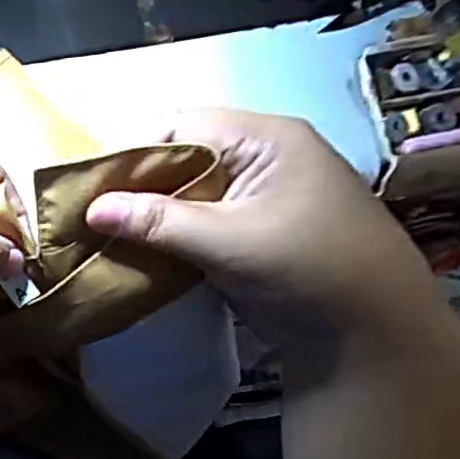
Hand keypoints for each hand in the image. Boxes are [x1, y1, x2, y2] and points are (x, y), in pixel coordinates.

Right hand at [83, 109, 438, 348]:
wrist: (367, 332)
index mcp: (265, 139)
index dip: (134, 155)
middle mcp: (259, 159)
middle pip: (181, 160)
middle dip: (137, 188)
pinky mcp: (249, 235)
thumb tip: (92, 209)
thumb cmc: (306, 268)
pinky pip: (197, 225)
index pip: (182, 127)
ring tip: (106, 237)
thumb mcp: (228, 240)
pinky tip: (138, 254)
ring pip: (186, 196)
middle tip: (92, 218)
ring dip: (150, 217)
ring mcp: (255, 199)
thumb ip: (159, 221)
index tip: (92, 191)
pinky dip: (168, 238)